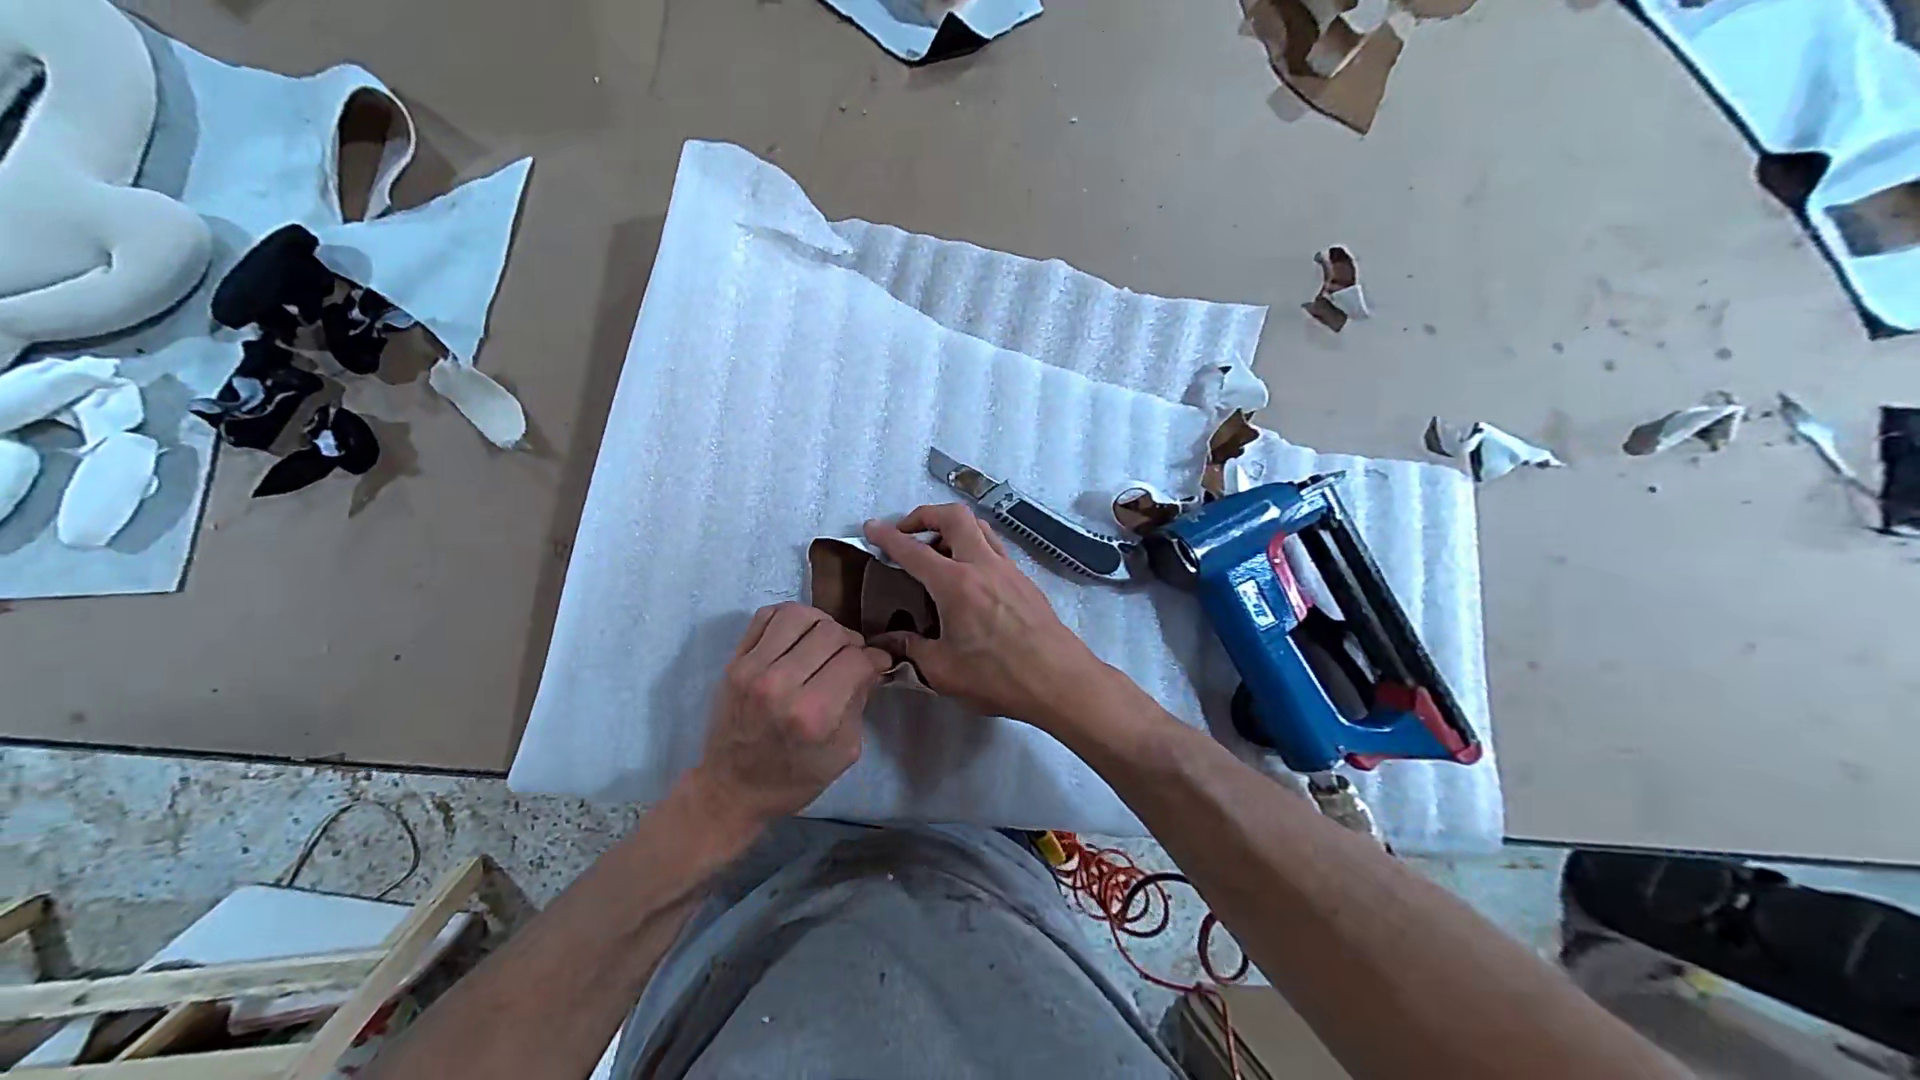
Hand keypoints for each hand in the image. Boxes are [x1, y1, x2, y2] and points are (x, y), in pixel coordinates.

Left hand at [686, 603, 892, 828]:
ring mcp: (752, 670)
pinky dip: (789, 618)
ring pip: (799, 615)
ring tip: (823, 643)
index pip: (855, 660)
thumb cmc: (794, 778)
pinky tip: (797, 637)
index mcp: (813, 715)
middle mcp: (780, 686)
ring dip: (820, 624)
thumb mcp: (844, 751)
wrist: (732, 788)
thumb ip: (860, 701)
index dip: (872, 660)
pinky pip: (766, 616)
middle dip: (850, 642)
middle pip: (831, 632)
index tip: (875, 666)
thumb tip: (873, 661)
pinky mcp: (734, 662)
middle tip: (849, 658)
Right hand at [862, 504, 1111, 729]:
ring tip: (938, 550)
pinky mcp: (1025, 580)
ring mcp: (1008, 569)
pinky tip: (969, 576)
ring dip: (953, 527)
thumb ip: (910, 650)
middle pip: (953, 516)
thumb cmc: (998, 677)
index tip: (871, 528)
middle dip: (924, 515)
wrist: (1059, 681)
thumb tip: (885, 643)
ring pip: (979, 526)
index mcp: (956, 584)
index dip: (887, 536)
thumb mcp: (943, 670)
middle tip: (908, 533)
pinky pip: (995, 547)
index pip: (913, 550)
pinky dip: (975, 546)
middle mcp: (983, 565)